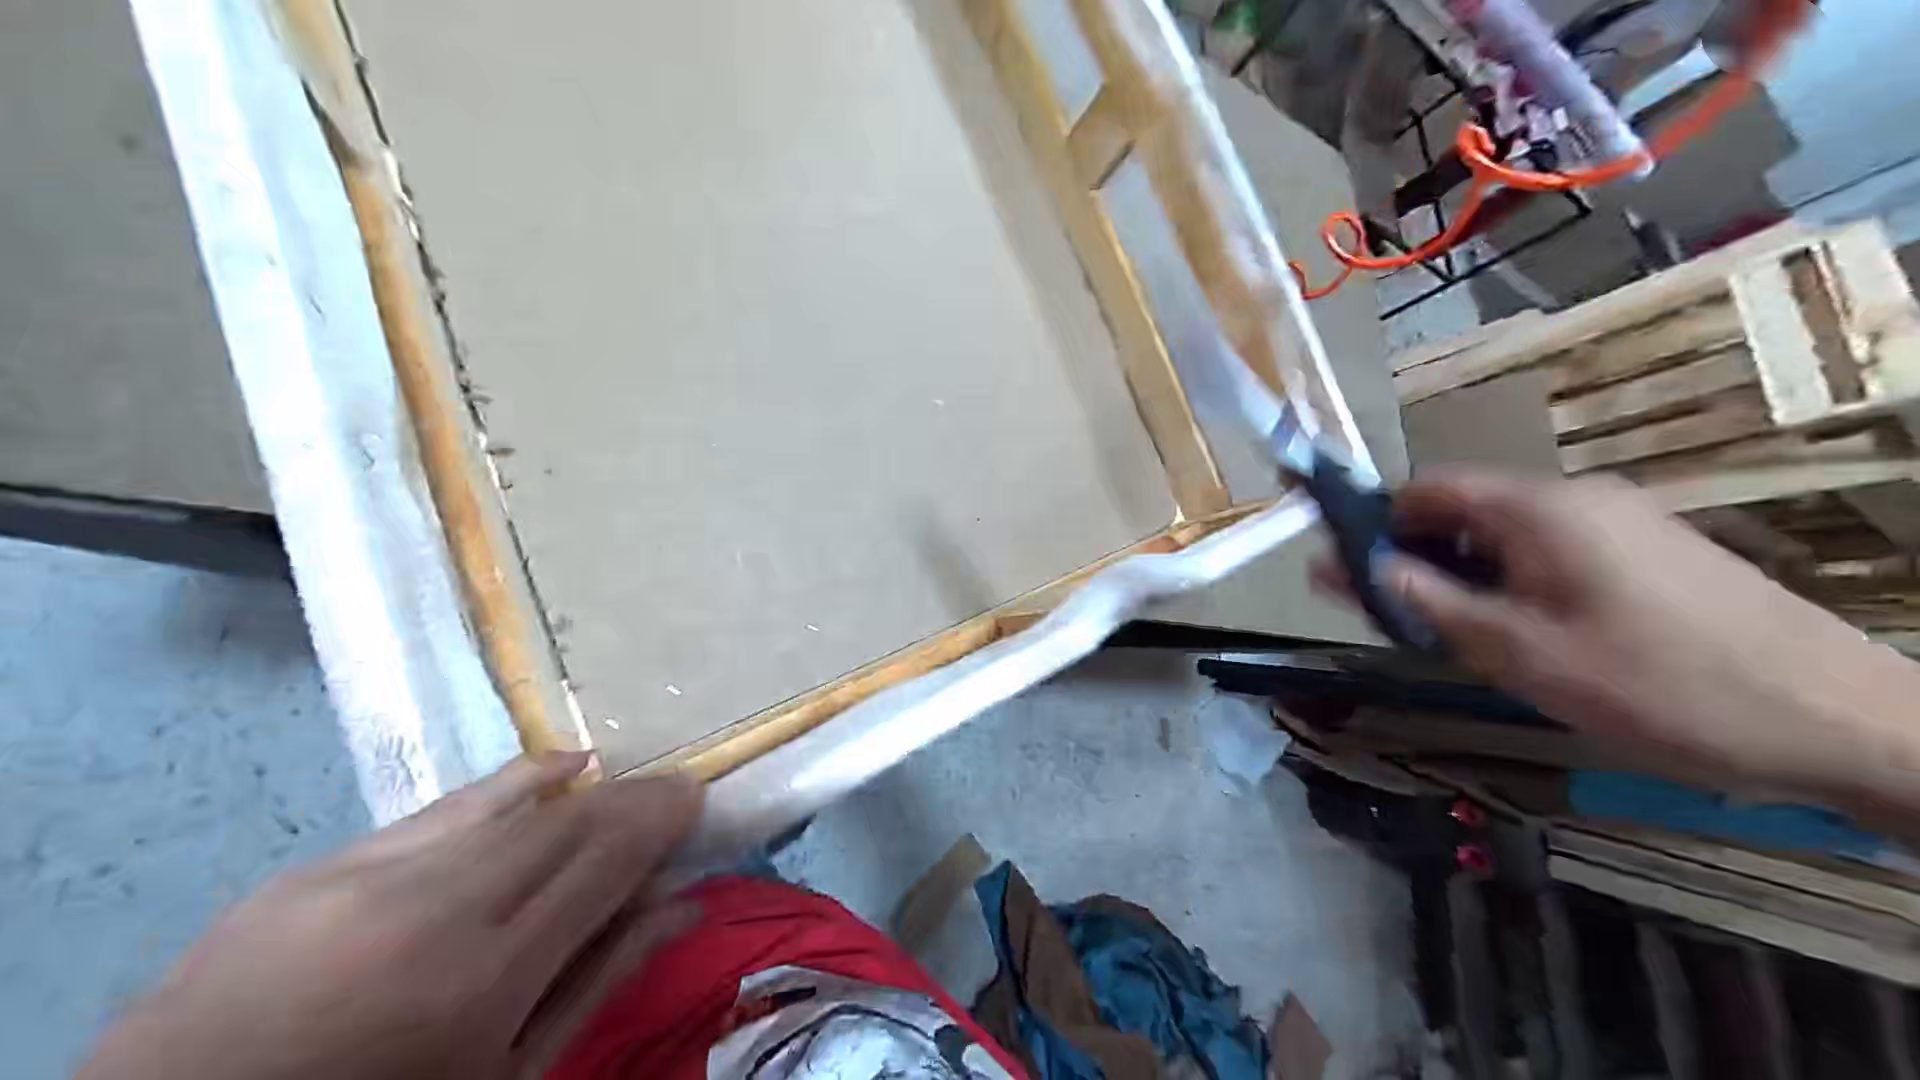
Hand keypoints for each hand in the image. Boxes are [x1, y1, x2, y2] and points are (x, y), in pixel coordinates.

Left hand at [79, 752, 701, 1079]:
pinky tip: (552, 770)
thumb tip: (684, 904)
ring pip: (506, 799)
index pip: (602, 861)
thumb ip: (601, 979)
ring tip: (618, 777)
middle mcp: (428, 910)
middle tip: (672, 786)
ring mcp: (361, 878)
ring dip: (578, 786)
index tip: (695, 794)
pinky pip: (441, 808)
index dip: (658, 819)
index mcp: (481, 982)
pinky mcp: (313, 866)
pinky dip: (510, 785)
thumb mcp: (507, 1079)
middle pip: (563, 821)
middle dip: (631, 797)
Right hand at [1319, 469, 1919, 805]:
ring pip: (1503, 537)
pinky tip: (1527, 638)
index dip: (1372, 524)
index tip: (1349, 575)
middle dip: (1418, 559)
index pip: (1422, 489)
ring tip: (1467, 640)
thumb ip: (1418, 599)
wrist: (1849, 728)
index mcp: (1538, 508)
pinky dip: (1512, 585)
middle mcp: (1576, 498)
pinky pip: (1548, 552)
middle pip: (1461, 511)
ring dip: (1464, 578)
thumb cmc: (1656, 685)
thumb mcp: (1512, 648)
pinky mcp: (1649, 553)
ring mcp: (1620, 522)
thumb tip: (1334, 563)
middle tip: (1406, 622)